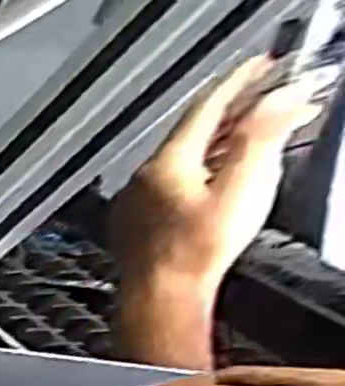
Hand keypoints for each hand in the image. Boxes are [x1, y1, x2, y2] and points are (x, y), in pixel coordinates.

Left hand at [111, 57, 320, 385]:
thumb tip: (277, 99)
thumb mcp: (244, 184)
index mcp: (164, 168)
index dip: (237, 82)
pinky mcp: (139, 219)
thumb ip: (261, 136)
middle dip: (240, 107)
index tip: (261, 63)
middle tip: (277, 88)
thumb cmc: (196, 248)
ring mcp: (136, 201)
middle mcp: (141, 181)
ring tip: (268, 123)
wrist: (161, 292)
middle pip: (194, 131)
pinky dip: (209, 161)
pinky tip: (230, 165)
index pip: (203, 110)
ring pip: (186, 154)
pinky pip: (176, 177)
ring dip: (228, 135)